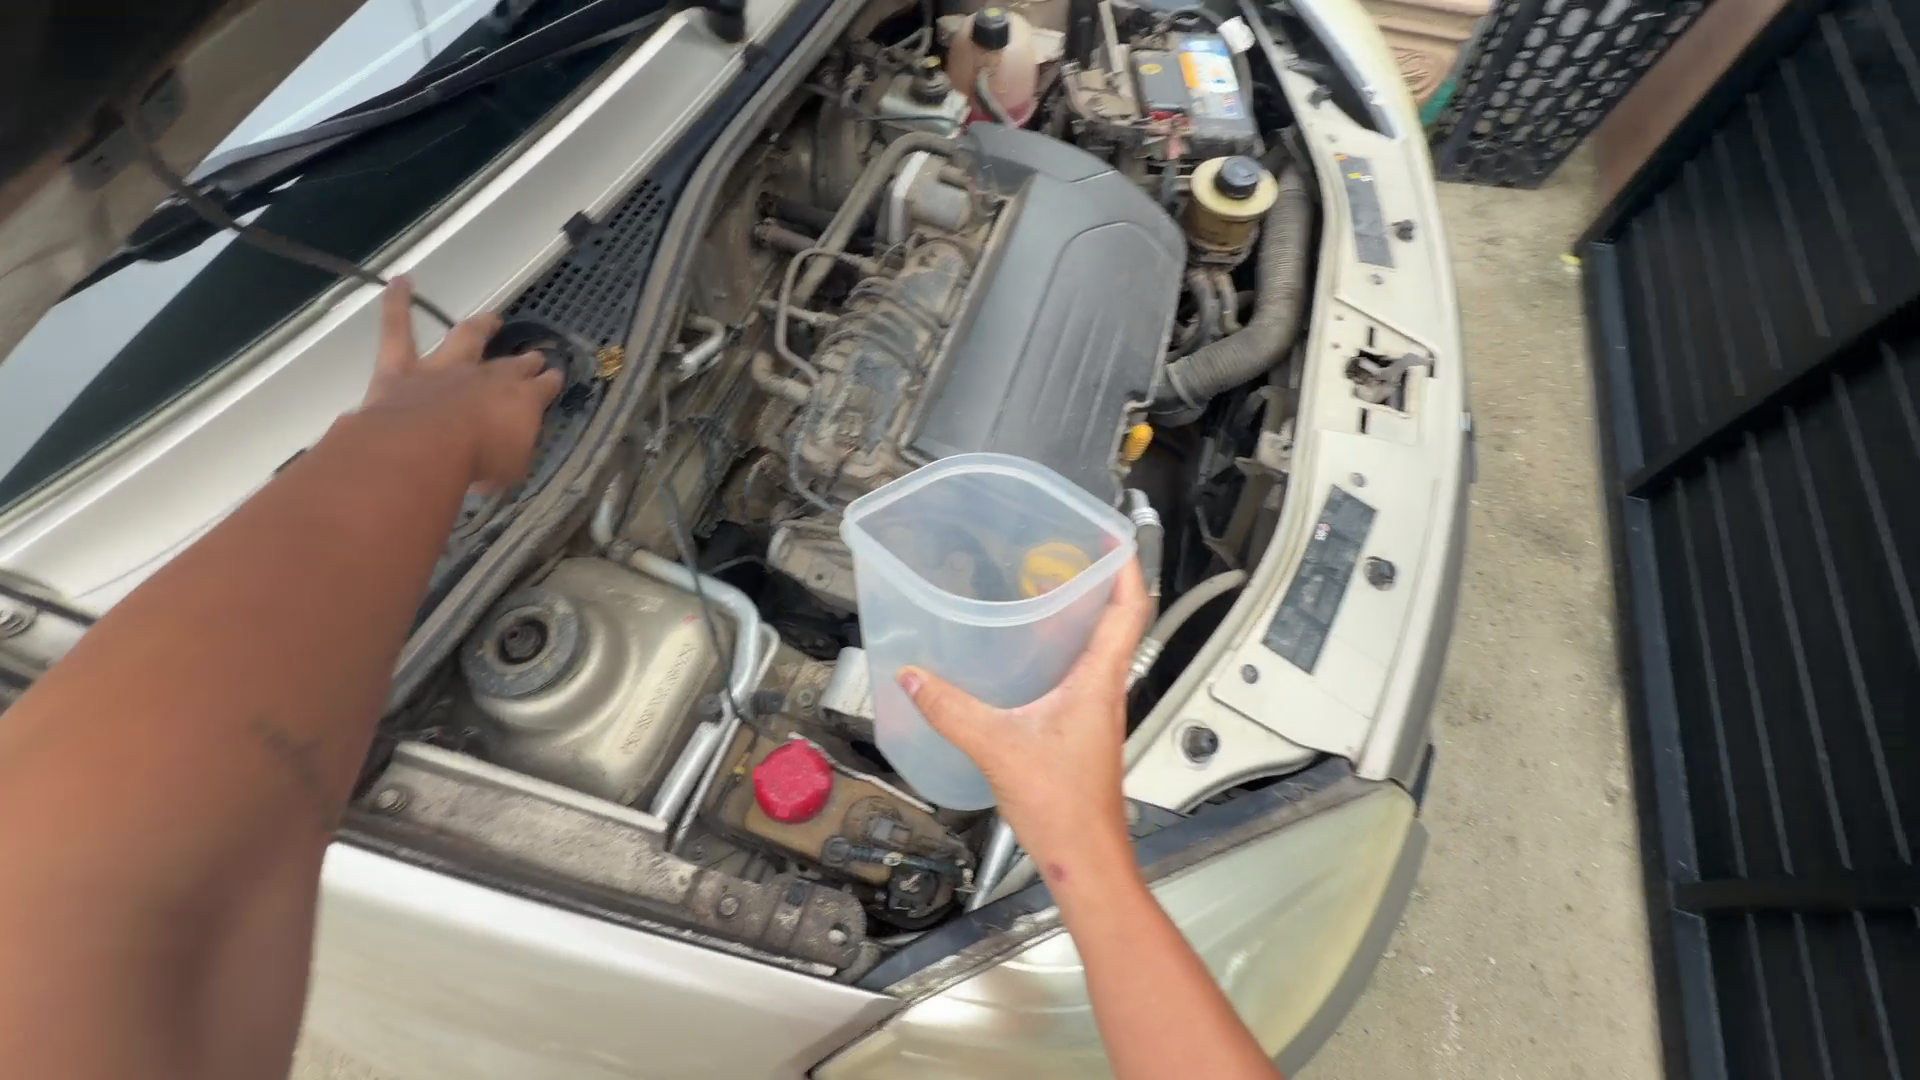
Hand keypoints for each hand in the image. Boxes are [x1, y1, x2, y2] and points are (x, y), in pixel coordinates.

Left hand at [358, 279, 562, 490]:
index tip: (555, 378)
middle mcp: (489, 377)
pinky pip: (398, 330)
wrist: (425, 447)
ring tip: (490, 317)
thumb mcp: (513, 469)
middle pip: (512, 365)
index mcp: (523, 402)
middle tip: (535, 356)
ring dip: (479, 326)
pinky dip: (398, 303)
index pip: (544, 389)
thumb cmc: (478, 464)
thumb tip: (512, 446)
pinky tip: (401, 280)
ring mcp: (445, 368)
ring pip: (466, 339)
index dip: (550, 383)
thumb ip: (515, 451)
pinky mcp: (402, 367)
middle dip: (526, 361)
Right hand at [897, 561, 1152, 873]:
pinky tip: (1028, 655)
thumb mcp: (997, 747)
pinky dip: (1063, 650)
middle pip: (1118, 621)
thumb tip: (914, 676)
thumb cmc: (1060, 805)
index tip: (1109, 537)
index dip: (1124, 568)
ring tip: (1046, 591)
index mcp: (1099, 681)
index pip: (1129, 610)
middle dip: (1098, 582)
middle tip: (1067, 554)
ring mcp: (1097, 709)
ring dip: (1081, 615)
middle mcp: (1106, 689)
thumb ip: (952, 709)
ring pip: (1100, 647)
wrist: (1084, 857)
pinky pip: (1081, 673)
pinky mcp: (1082, 727)